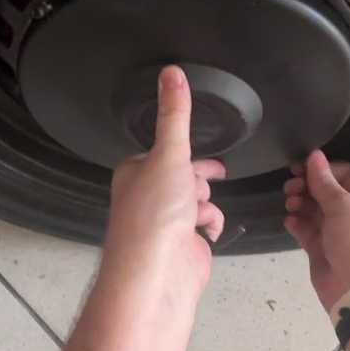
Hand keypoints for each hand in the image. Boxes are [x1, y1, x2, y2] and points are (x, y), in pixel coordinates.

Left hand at [104, 66, 227, 290]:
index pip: (163, 150)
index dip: (182, 149)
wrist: (157, 276)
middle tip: (214, 174)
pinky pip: (205, 223)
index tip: (196, 147)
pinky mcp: (183, 243)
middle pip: (182, 174)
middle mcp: (147, 196)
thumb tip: (172, 74)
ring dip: (206, 201)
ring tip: (201, 208)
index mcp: (135, 172)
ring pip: (196, 199)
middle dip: (199, 175)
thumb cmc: (152, 219)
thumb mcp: (169, 155)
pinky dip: (212, 223)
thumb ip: (176, 116)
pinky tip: (209, 227)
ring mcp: (166, 222)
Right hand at [283, 150, 349, 311]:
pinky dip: (298, 225)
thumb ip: (323, 181)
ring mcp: (340, 234)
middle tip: (290, 187)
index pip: (346, 174)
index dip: (324, 169)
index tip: (300, 168)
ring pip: (316, 211)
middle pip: (329, 192)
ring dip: (301, 204)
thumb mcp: (343, 205)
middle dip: (308, 186)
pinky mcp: (324, 251)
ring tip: (290, 203)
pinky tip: (290, 221)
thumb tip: (314, 155)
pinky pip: (309, 232)